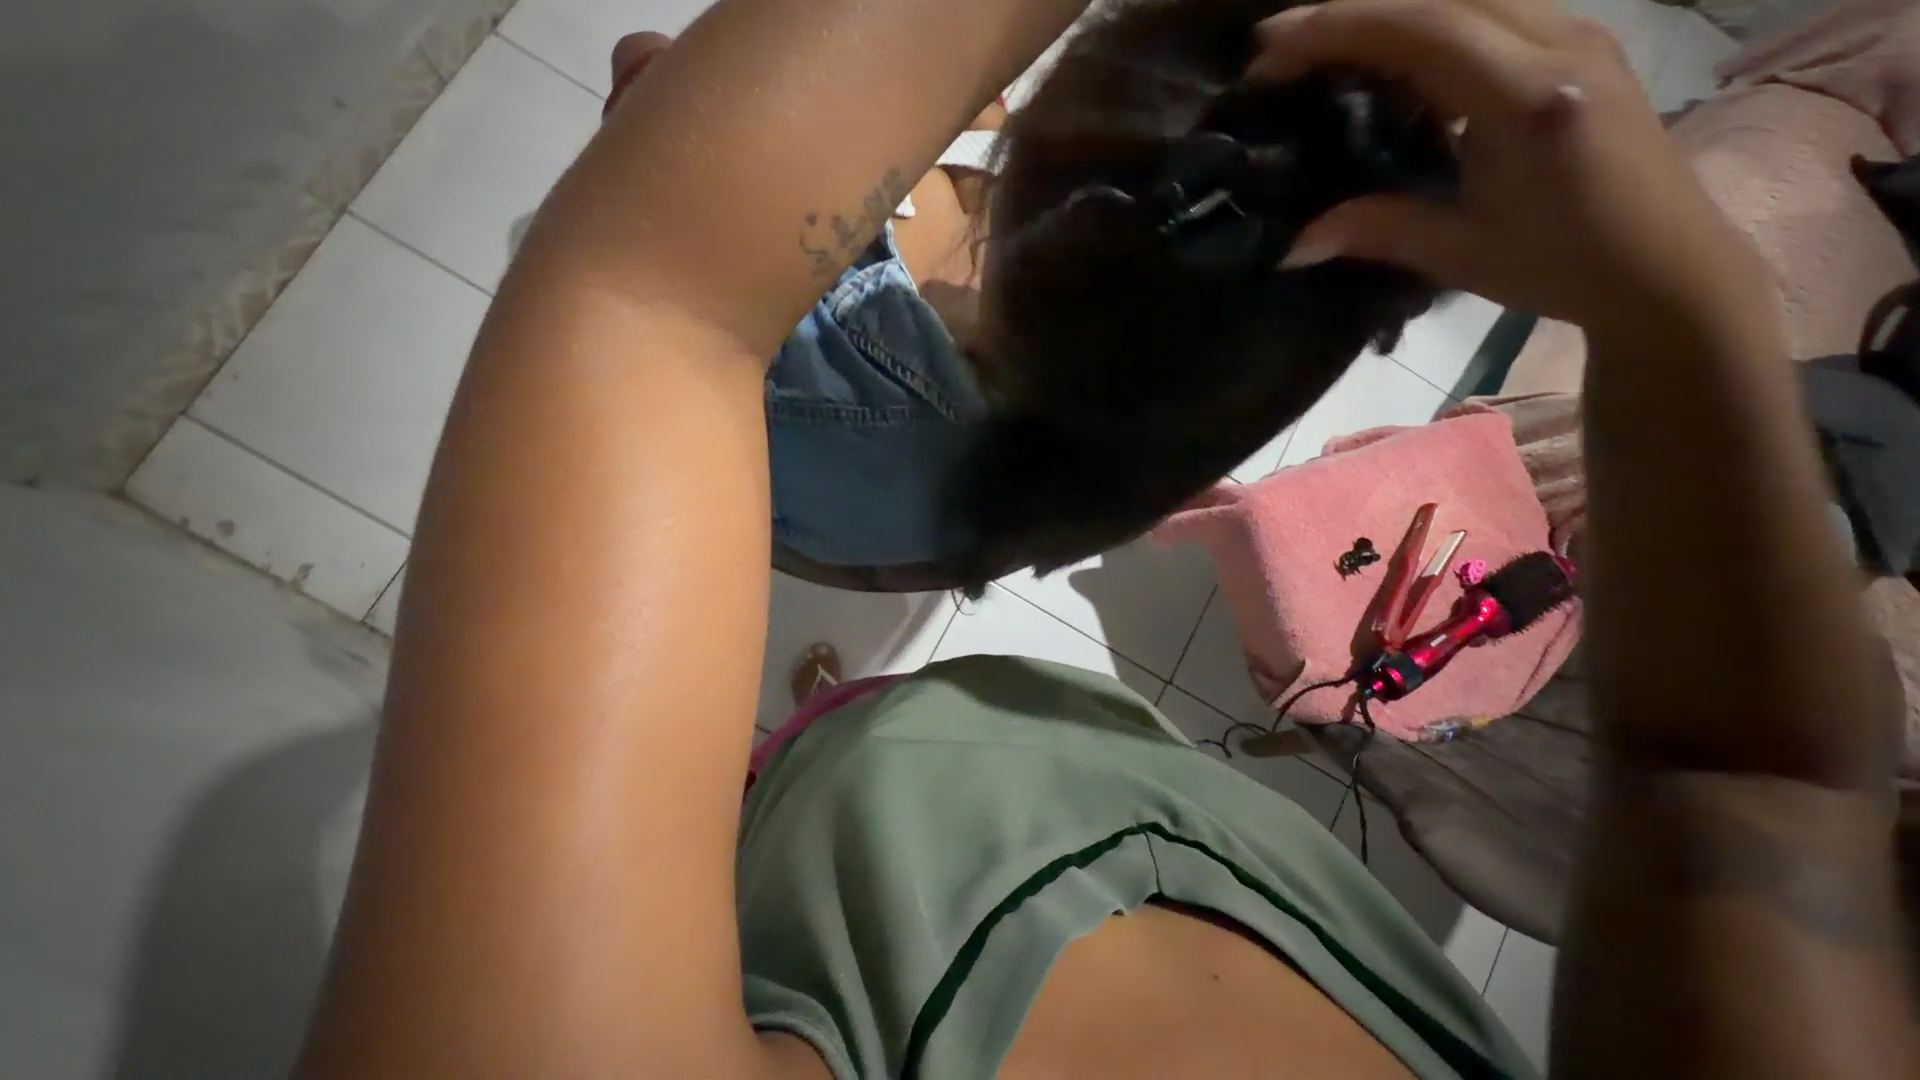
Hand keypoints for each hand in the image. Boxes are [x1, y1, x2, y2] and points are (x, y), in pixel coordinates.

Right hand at [1255, 0, 1771, 331]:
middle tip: (1285, 47)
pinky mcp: (1581, 48)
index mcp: (1529, 99)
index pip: (1423, 28)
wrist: (1667, 268)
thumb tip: (1293, 243)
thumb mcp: (1462, 253)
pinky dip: (1432, 23)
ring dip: (1394, 12)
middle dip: (1355, 11)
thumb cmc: (1566, 266)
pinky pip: (1495, 11)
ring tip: (1330, 49)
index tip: (1270, 46)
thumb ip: (1377, 230)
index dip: (1340, 27)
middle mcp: (1560, 45)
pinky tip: (1398, 59)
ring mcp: (1578, 37)